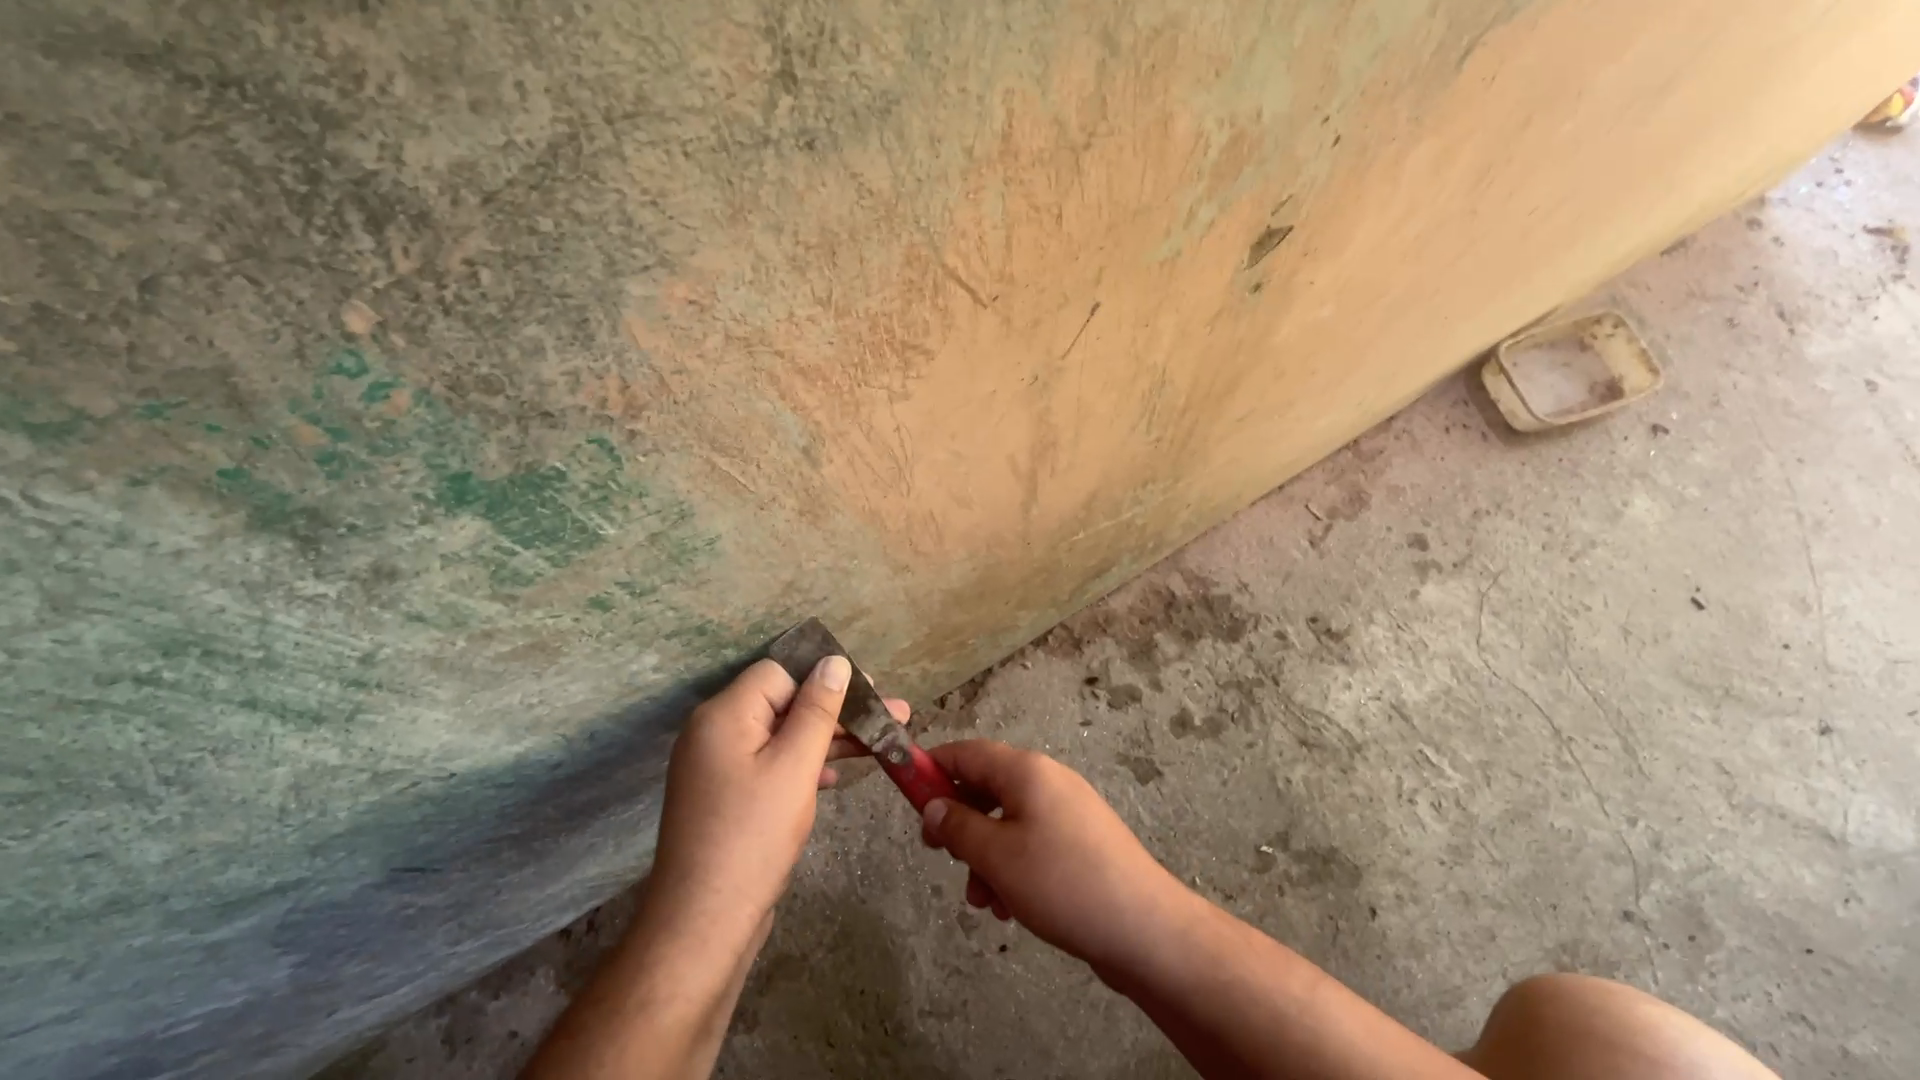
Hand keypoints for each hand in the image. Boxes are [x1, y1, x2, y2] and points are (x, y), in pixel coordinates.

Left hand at [646, 656, 906, 936]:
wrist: (703, 921)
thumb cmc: (753, 836)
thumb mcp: (795, 766)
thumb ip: (817, 710)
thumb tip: (834, 661)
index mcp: (724, 714)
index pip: (780, 673)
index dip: (826, 679)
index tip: (872, 694)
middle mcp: (713, 732)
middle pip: (783, 703)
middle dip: (837, 712)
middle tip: (893, 719)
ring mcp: (716, 767)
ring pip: (779, 736)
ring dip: (825, 739)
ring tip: (877, 747)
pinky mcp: (724, 797)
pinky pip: (768, 764)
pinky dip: (801, 765)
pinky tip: (832, 778)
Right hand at [918, 741, 1196, 975]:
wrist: (1143, 928)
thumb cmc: (1062, 883)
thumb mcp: (996, 855)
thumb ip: (957, 826)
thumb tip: (932, 806)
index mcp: (1026, 770)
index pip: (966, 751)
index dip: (931, 768)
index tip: (906, 796)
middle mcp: (1048, 781)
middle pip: (986, 787)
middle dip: (959, 823)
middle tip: (940, 855)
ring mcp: (1068, 812)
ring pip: (1007, 822)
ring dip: (984, 856)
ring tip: (982, 900)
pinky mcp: (1081, 843)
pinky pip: (1031, 844)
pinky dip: (1012, 868)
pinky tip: (1010, 907)